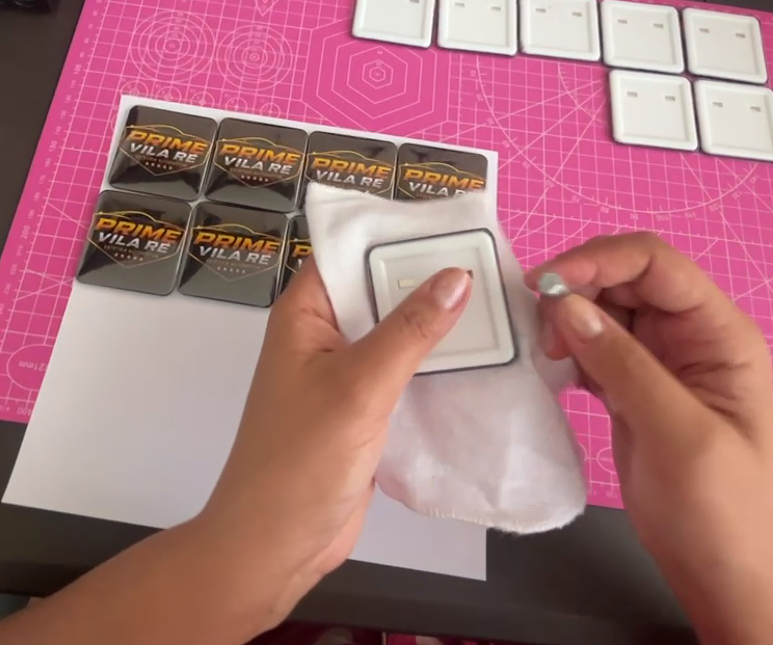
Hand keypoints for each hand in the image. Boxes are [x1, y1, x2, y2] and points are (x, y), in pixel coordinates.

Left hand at [194, 262, 471, 629]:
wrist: (276, 548)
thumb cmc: (301, 459)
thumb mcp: (359, 385)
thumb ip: (409, 331)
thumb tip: (457, 276)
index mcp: (305, 312)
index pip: (349, 253)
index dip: (394, 235)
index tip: (450, 225)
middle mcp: (323, 333)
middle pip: (378, 290)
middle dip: (426, 278)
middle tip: (490, 261)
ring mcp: (344, 371)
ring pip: (396, 331)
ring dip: (436, 323)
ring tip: (496, 302)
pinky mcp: (364, 406)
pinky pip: (403, 370)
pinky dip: (435, 362)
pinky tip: (480, 356)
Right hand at [534, 233, 772, 644]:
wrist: (719, 577)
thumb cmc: (720, 510)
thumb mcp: (678, 434)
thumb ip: (623, 364)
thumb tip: (563, 304)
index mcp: (719, 332)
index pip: (656, 263)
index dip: (599, 259)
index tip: (546, 282)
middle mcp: (688, 333)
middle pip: (623, 277)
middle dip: (576, 288)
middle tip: (538, 324)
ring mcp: (658, 357)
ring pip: (600, 306)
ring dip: (566, 317)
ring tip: (546, 352)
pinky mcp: (630, 381)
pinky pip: (591, 340)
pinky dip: (566, 344)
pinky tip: (554, 368)